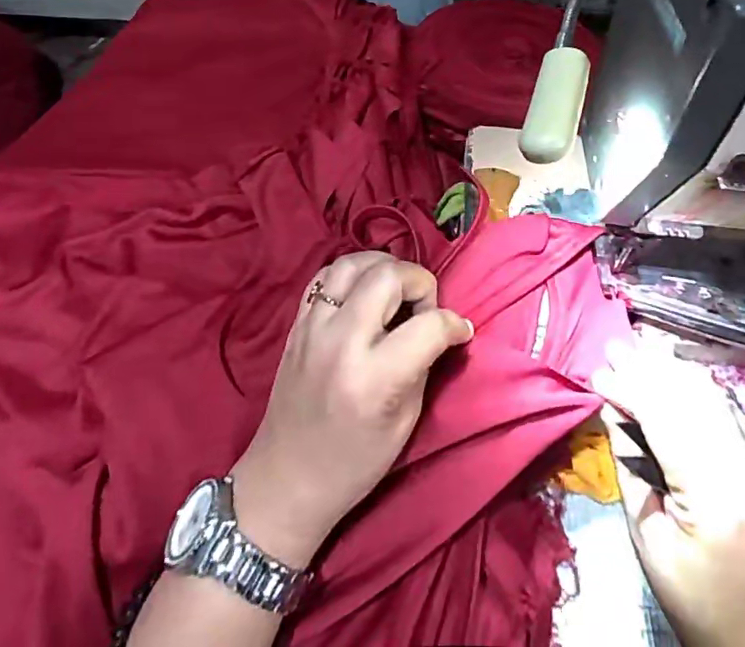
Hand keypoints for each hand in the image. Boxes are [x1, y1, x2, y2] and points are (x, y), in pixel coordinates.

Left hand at [230, 252, 473, 566]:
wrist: (284, 482)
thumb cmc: (355, 462)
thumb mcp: (407, 417)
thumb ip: (425, 362)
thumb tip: (445, 328)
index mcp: (373, 378)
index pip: (429, 324)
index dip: (454, 324)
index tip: (460, 332)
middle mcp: (340, 344)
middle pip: (390, 276)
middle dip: (420, 283)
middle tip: (424, 309)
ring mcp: (312, 330)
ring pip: (354, 263)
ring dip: (385, 268)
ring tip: (396, 293)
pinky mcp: (297, 326)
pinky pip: (325, 276)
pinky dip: (353, 275)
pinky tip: (365, 294)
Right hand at [592, 339, 744, 646]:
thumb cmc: (704, 608)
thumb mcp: (653, 549)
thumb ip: (633, 476)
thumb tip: (616, 418)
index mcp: (717, 492)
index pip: (667, 417)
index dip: (631, 388)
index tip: (599, 371)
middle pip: (695, 397)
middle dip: (651, 368)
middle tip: (616, 346)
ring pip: (717, 398)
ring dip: (675, 372)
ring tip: (641, 354)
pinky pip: (730, 415)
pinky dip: (697, 392)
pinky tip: (676, 381)